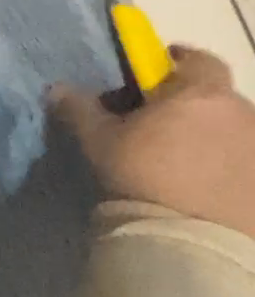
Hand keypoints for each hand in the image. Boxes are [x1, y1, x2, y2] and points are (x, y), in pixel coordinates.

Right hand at [51, 46, 254, 238]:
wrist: (193, 238)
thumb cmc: (142, 172)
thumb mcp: (96, 136)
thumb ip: (78, 106)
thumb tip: (60, 88)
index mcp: (201, 96)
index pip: (201, 61)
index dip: (180, 58)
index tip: (158, 64)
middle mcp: (245, 117)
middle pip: (219, 97)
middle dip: (193, 102)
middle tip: (160, 116)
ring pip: (237, 129)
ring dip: (215, 133)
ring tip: (185, 152)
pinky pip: (246, 159)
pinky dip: (230, 161)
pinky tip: (206, 178)